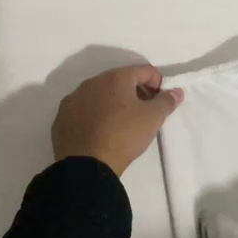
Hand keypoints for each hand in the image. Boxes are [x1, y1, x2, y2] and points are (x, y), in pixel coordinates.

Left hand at [50, 64, 182, 174]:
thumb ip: (166, 101)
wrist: (86, 166)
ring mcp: (73, 100)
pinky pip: (83, 110)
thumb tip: (176, 91)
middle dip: (135, 92)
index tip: (161, 101)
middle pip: (120, 80)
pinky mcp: (61, 118)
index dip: (157, 83)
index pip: (143, 71)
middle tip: (144, 112)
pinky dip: (94, 115)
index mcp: (115, 78)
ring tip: (121, 123)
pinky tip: (100, 131)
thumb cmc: (123, 136)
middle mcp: (91, 83)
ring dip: (113, 103)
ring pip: (99, 94)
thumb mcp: (153, 119)